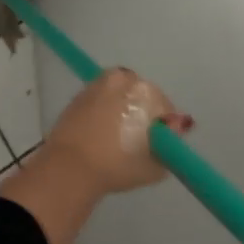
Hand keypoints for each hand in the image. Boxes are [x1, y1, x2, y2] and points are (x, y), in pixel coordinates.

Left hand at [41, 67, 193, 193]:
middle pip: (143, 96)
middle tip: (138, 141)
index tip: (157, 146)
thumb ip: (171, 146)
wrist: (70, 166)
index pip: (165, 108)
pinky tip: (102, 131)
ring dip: (125, 108)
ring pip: (121, 94)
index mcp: (145, 91)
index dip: (164, 128)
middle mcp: (123, 78)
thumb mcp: (155, 165)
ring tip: (118, 136)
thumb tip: (174, 131)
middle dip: (144, 113)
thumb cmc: (117, 164)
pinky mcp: (80, 92)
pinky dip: (106, 109)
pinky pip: (102, 98)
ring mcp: (99, 83)